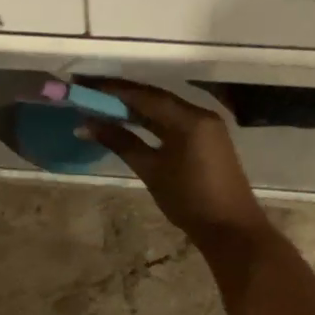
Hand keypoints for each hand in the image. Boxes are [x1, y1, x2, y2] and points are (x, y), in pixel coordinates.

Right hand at [80, 79, 269, 248]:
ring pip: (161, 107)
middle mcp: (199, 115)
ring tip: (100, 103)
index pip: (143, 95)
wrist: (233, 231)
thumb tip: (84, 124)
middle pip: (152, 97)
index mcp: (189, 119)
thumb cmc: (189, 199)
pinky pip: (170, 119)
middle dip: (119, 93)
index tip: (82, 83)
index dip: (110, 88)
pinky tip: (125, 120)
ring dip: (132, 105)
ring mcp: (204, 126)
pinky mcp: (204, 139)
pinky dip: (146, 118)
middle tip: (87, 90)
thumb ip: (119, 141)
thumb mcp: (150, 169)